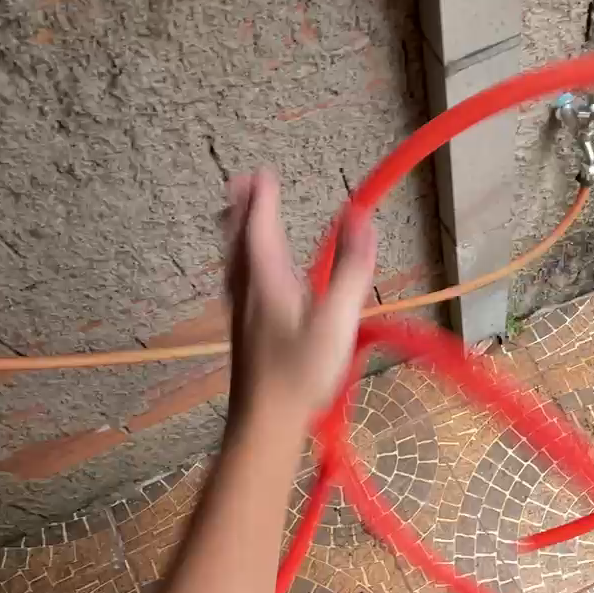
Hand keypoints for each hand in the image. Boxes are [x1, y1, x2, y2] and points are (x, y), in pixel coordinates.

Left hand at [220, 169, 376, 428]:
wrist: (267, 419)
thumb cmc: (301, 371)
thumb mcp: (336, 319)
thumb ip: (350, 269)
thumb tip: (360, 220)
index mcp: (267, 280)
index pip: (259, 227)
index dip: (261, 198)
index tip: (263, 173)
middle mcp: (247, 291)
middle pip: (237, 241)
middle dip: (240, 210)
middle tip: (240, 184)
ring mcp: (242, 314)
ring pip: (233, 263)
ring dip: (235, 234)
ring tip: (235, 219)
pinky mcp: (244, 335)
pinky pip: (237, 284)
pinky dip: (239, 264)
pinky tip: (247, 279)